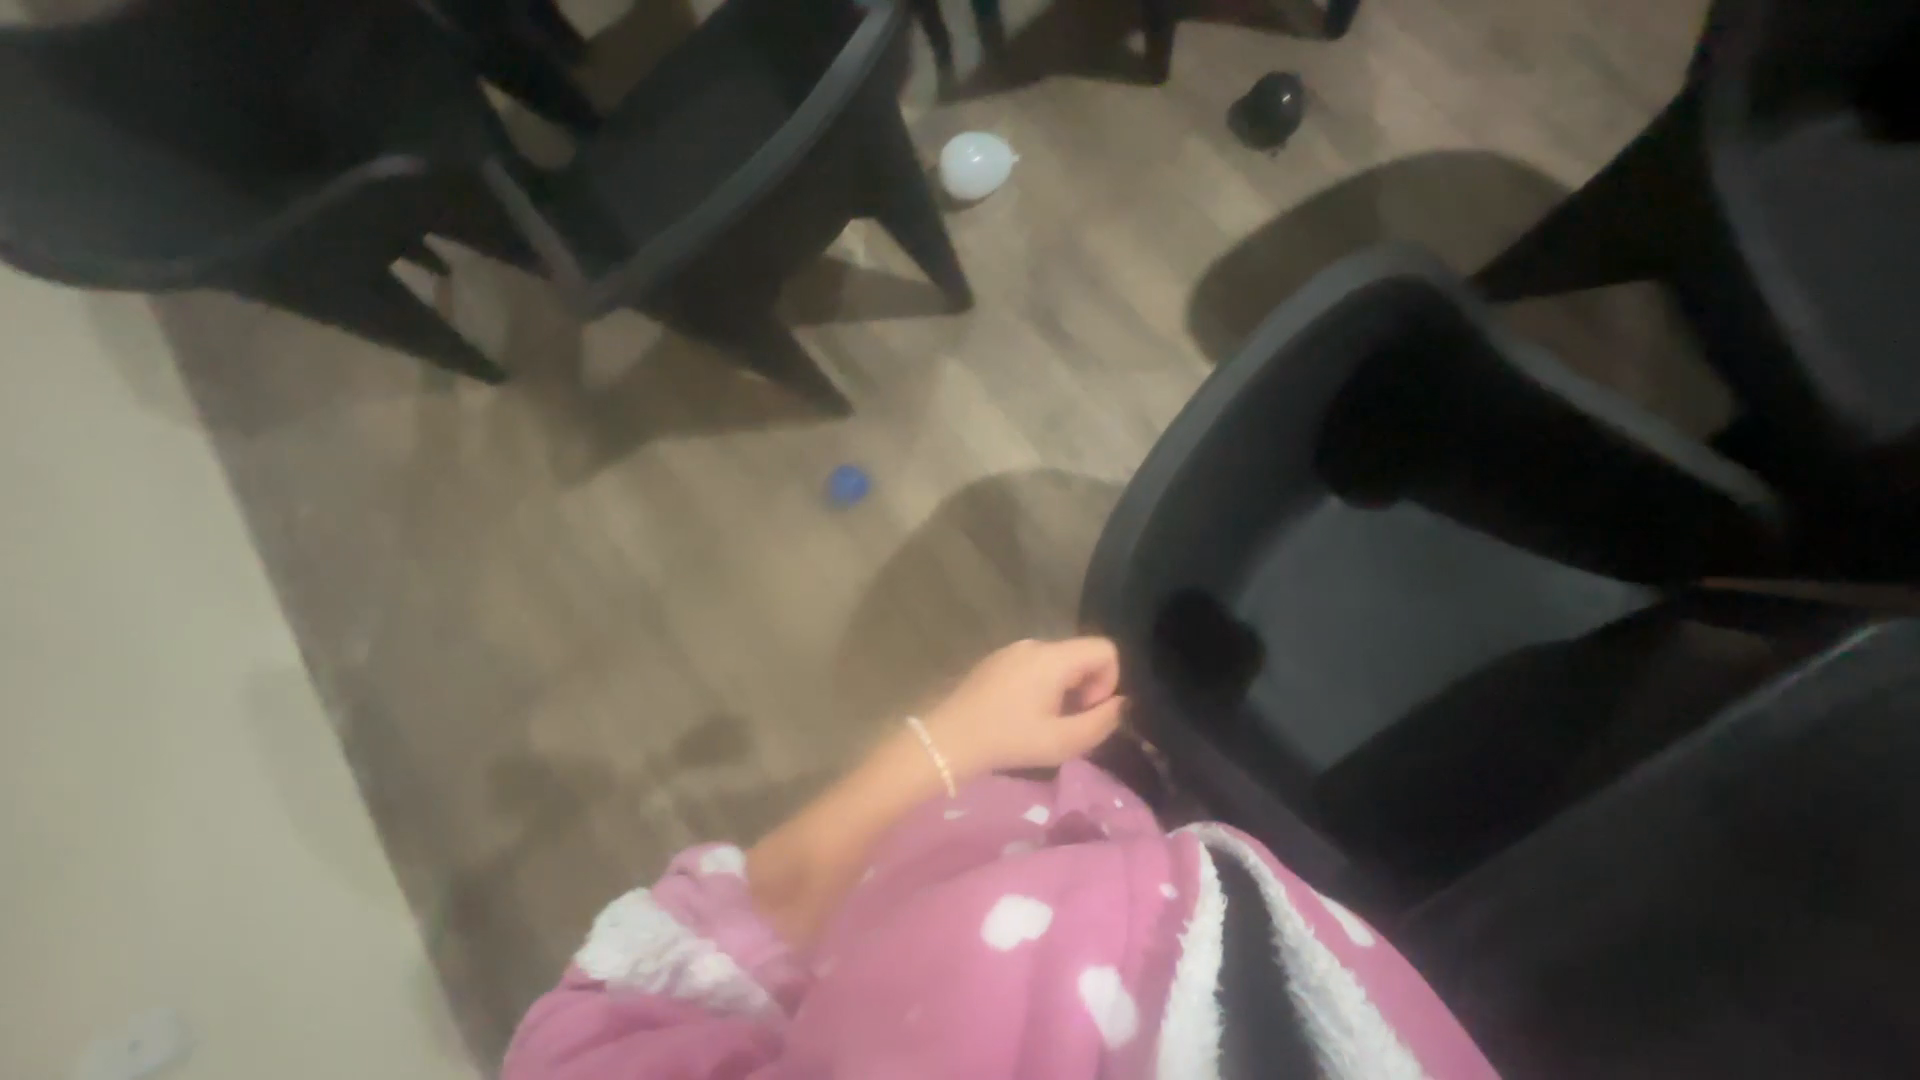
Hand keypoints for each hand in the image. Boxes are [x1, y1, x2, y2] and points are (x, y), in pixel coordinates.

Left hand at [919, 637, 1126, 779]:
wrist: (950, 738)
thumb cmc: (1009, 740)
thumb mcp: (1062, 741)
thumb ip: (1101, 722)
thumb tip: (1120, 703)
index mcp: (1054, 657)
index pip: (1106, 649)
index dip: (1109, 681)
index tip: (1087, 710)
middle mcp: (1036, 644)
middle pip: (1082, 653)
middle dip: (1087, 687)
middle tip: (1067, 721)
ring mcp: (1013, 649)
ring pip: (1059, 660)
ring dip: (1065, 688)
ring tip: (1044, 720)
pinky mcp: (998, 659)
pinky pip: (1036, 664)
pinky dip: (1043, 684)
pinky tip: (1022, 713)